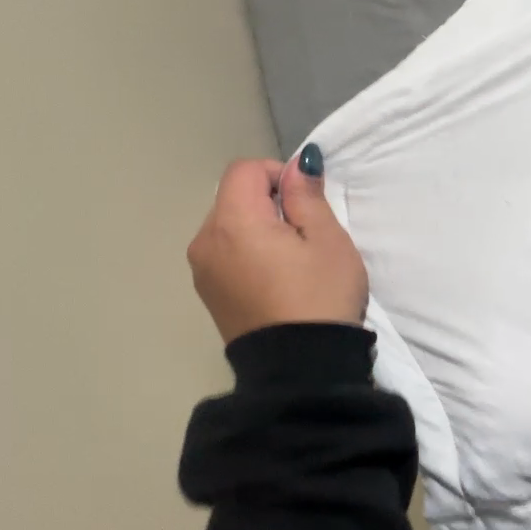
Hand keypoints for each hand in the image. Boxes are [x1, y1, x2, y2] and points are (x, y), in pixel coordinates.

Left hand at [187, 145, 367, 342]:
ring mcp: (201, 268)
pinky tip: (278, 277)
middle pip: (233, 197)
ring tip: (295, 258)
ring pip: (229, 226)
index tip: (309, 200)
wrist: (299, 362)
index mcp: (233, 222)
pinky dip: (250, 251)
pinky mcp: (208, 291)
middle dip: (269, 202)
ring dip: (259, 228)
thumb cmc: (320, 294)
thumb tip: (297, 167)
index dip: (279, 174)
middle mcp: (204, 239)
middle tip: (309, 232)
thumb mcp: (328, 240)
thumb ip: (308, 198)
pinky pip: (226, 253)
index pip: (245, 170)